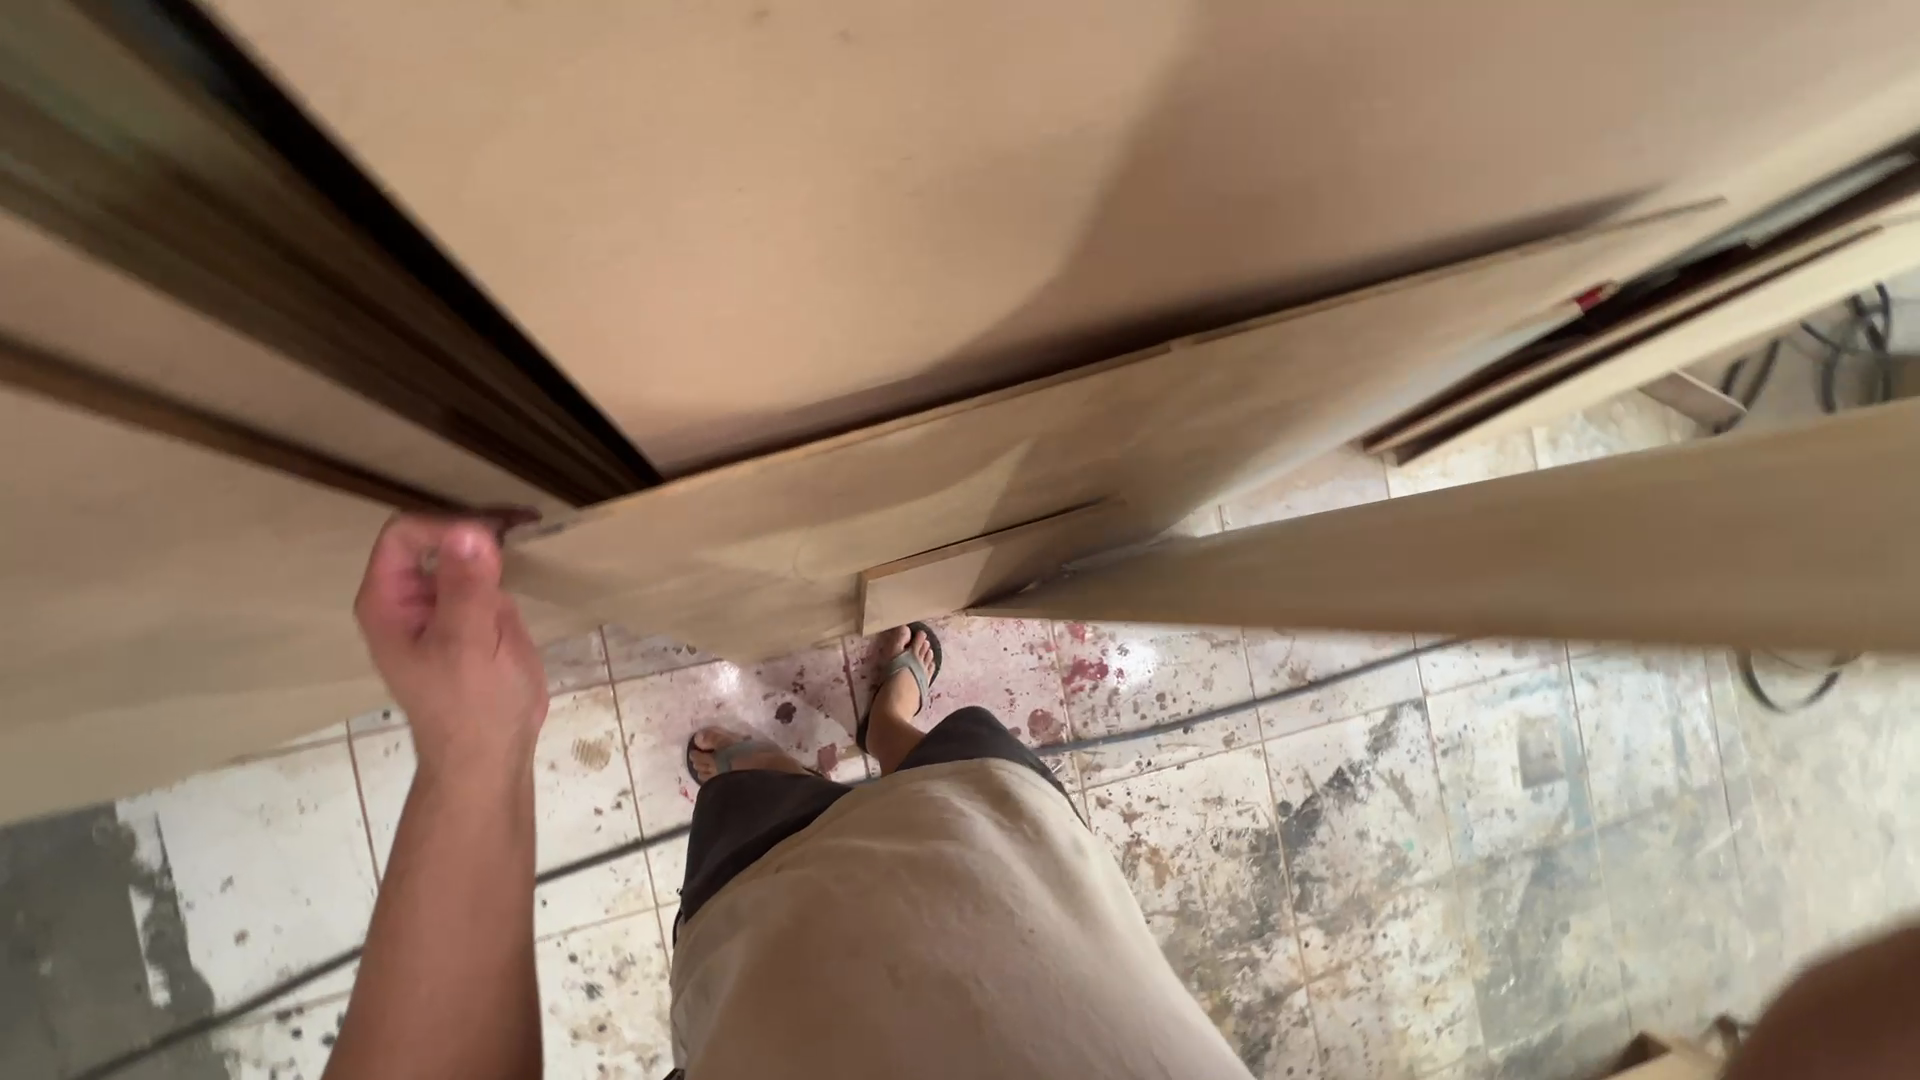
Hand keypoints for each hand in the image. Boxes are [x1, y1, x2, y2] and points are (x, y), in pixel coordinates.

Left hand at [353, 516, 548, 777]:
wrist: (492, 750)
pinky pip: (485, 571)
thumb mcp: (468, 645)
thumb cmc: (471, 704)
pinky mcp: (477, 613)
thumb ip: (467, 588)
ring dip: (495, 534)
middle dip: (476, 522)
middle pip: (434, 534)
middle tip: (526, 521)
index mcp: (389, 601)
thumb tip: (471, 530)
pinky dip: (509, 556)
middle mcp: (411, 595)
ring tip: (534, 526)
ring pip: (461, 548)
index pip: (406, 535)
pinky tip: (535, 552)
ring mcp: (445, 603)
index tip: (498, 536)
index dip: (448, 526)